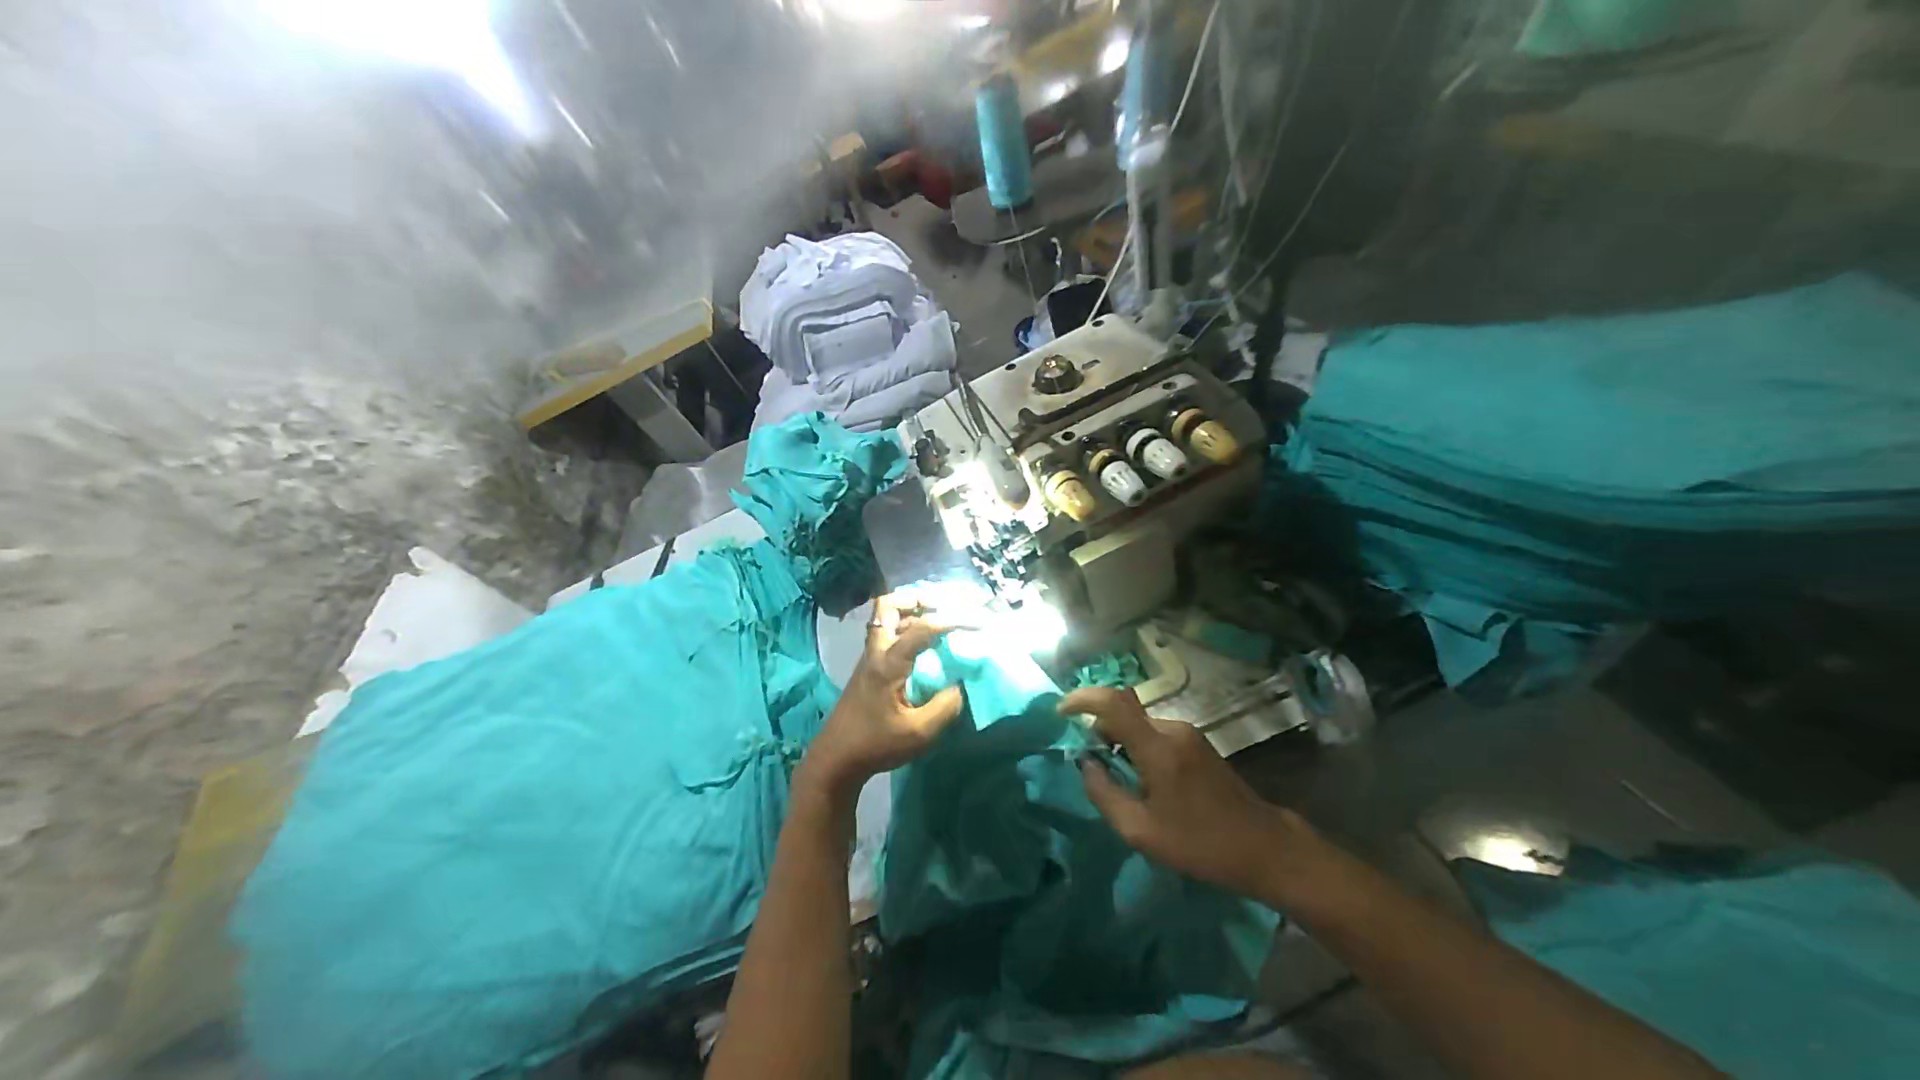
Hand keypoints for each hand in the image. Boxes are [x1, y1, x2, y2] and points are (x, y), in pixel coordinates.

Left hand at [803, 593, 965, 797]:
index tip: (977, 623)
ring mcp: (869, 658)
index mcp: (888, 663)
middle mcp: (876, 652)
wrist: (836, 759)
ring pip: (886, 617)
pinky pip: (888, 634)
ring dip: (912, 612)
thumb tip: (961, 684)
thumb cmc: (876, 745)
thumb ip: (945, 707)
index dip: (951, 619)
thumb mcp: (919, 733)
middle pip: (888, 605)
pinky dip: (907, 629)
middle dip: (918, 599)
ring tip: (940, 622)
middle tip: (945, 608)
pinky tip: (926, 645)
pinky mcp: (869, 669)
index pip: (921, 627)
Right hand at [1062, 687, 1316, 904]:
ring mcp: (1189, 735)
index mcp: (1158, 748)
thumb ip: (1104, 794)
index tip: (1061, 712)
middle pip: (1124, 714)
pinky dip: (1139, 749)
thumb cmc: (1201, 844)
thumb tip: (1085, 765)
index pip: (1114, 702)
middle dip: (1100, 732)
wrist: (1265, 848)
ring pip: (1139, 726)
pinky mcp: (1198, 744)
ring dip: (1121, 743)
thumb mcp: (1141, 832)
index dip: (1083, 699)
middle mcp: (1173, 730)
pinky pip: (1156, 735)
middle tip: (1093, 767)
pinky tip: (1145, 784)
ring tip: (1120, 783)